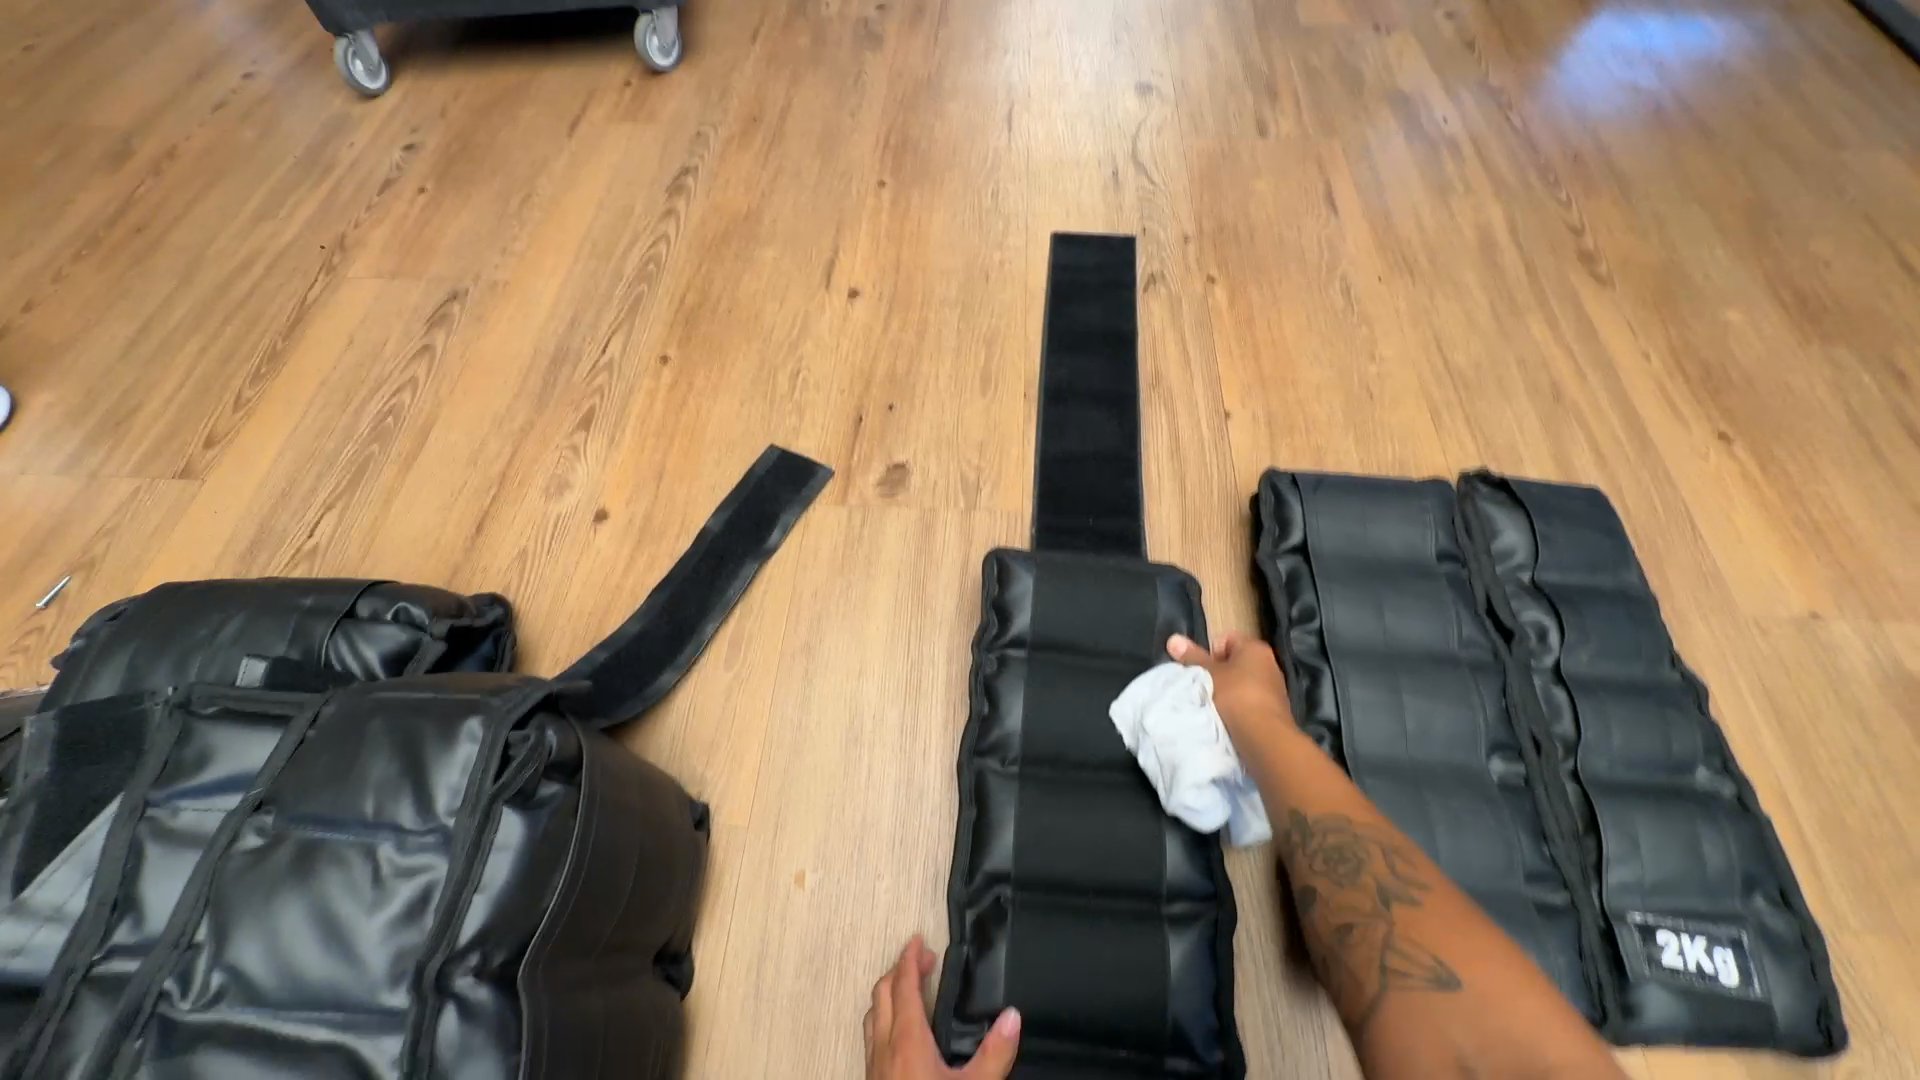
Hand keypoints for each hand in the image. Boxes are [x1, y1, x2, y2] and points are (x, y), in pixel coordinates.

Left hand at [864, 936, 1020, 1078]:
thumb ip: (995, 1054)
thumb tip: (1013, 1016)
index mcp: (907, 1039)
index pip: (903, 984)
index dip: (909, 958)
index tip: (919, 939)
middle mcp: (884, 1046)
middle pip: (882, 993)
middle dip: (900, 970)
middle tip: (924, 960)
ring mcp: (874, 1065)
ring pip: (872, 1014)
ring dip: (888, 993)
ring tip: (911, 989)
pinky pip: (872, 1036)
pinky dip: (884, 1018)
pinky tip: (901, 1033)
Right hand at [1167, 632, 1296, 745]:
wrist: (1263, 736)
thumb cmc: (1236, 696)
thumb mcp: (1208, 674)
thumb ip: (1192, 657)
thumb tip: (1173, 638)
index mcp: (1255, 648)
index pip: (1226, 639)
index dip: (1209, 651)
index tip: (1200, 669)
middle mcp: (1269, 663)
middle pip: (1234, 662)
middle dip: (1216, 673)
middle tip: (1202, 686)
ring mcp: (1274, 688)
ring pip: (1241, 683)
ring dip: (1226, 692)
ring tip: (1213, 705)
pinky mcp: (1273, 710)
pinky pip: (1249, 701)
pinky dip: (1237, 707)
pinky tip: (1227, 717)